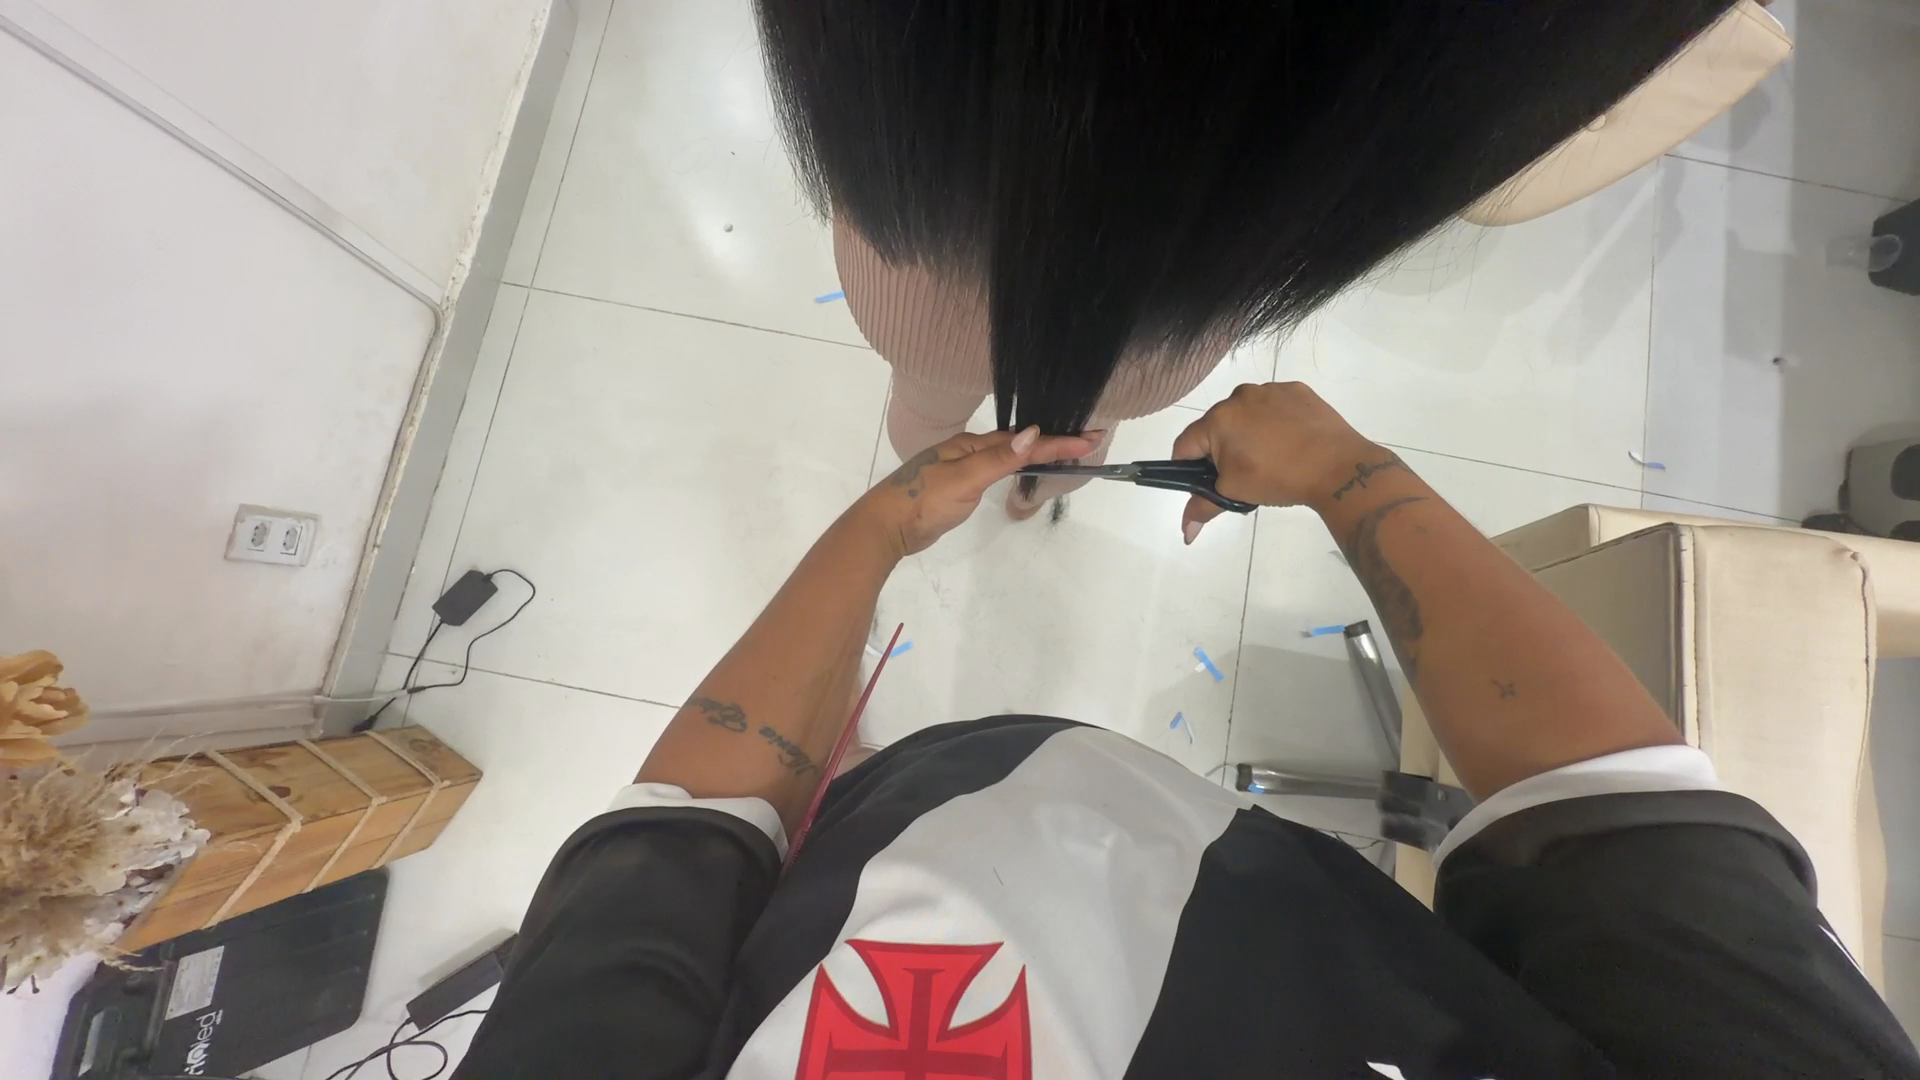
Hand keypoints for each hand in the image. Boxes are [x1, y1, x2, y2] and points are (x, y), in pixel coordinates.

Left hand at [852, 427, 1098, 556]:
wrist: (886, 526)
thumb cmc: (923, 501)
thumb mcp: (963, 479)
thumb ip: (998, 460)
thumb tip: (1032, 433)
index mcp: (971, 445)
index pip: (1023, 441)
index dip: (1056, 442)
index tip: (1090, 440)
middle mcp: (968, 451)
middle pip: (1017, 442)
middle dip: (1052, 441)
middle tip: (1087, 441)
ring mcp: (961, 468)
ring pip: (1006, 454)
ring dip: (1035, 451)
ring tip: (1063, 450)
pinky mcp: (957, 487)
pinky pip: (995, 469)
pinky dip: (1015, 465)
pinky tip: (1019, 468)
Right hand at [1171, 382, 1389, 542]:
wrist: (1338, 466)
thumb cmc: (1278, 478)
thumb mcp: (1235, 493)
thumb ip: (1202, 507)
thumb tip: (1186, 534)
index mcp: (1217, 419)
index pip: (1184, 445)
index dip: (1188, 468)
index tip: (1207, 482)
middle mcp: (1239, 396)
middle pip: (1215, 427)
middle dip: (1221, 450)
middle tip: (1243, 472)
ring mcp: (1270, 389)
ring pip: (1244, 415)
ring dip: (1247, 434)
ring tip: (1270, 457)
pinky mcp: (1297, 390)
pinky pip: (1272, 406)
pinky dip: (1273, 422)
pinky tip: (1289, 442)